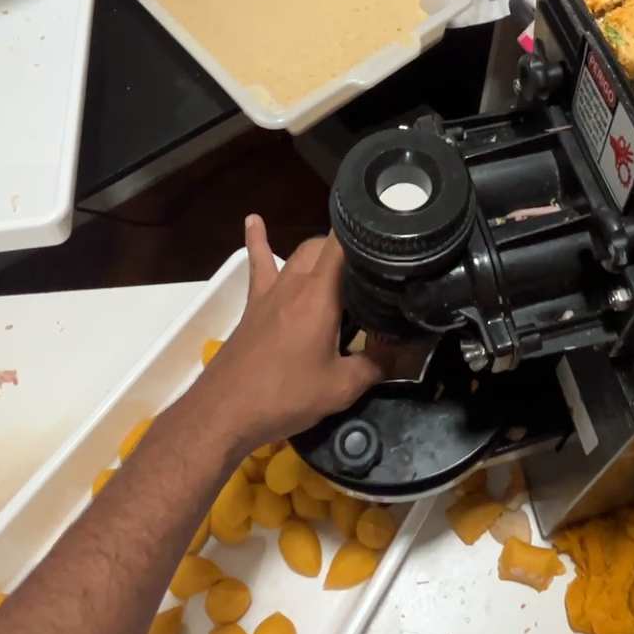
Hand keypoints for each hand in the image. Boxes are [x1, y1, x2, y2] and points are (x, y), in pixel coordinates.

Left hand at [192, 216, 381, 452]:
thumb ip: (378, 365)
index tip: (388, 236)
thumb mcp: (340, 387)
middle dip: (348, 249)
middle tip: (371, 268)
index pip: (343, 245)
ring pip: (298, 255)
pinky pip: (258, 264)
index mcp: (319, 295)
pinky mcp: (254, 303)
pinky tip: (254, 220)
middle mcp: (295, 283)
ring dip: (319, 252)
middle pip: (322, 247)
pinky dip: (258, 241)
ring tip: (341, 259)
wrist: (224, 412)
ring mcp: (271, 291)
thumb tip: (409, 351)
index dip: (366, 235)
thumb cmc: (284, 396)